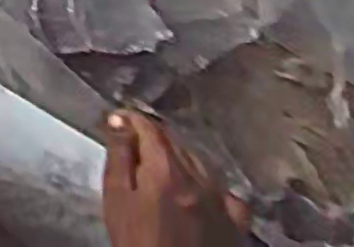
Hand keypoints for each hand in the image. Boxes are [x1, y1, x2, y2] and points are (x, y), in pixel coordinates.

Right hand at [103, 110, 249, 246]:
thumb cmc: (137, 242)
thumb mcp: (117, 196)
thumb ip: (119, 154)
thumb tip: (119, 119)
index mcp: (165, 169)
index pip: (149, 127)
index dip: (131, 118)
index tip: (117, 120)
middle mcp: (198, 179)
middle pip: (175, 141)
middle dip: (153, 136)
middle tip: (133, 144)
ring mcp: (222, 203)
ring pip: (200, 162)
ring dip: (179, 155)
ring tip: (161, 166)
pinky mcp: (236, 227)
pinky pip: (228, 194)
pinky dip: (212, 185)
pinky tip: (201, 191)